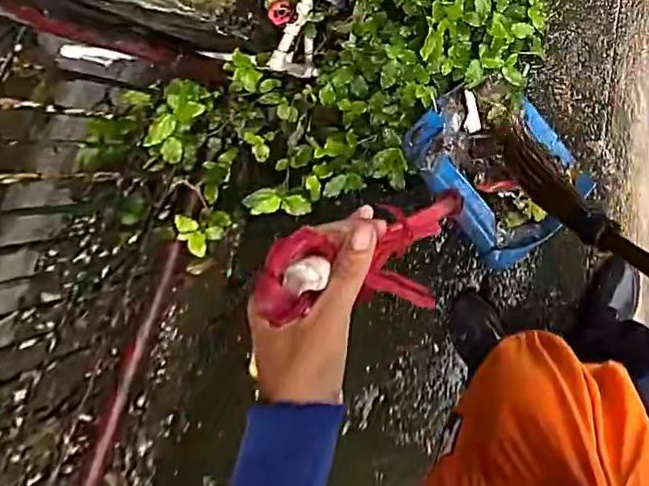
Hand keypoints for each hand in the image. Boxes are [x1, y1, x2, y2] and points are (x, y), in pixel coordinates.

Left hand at [247, 206, 384, 404]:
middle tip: (376, 225)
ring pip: (324, 268)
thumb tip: (365, 230)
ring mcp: (295, 307)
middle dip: (346, 237)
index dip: (337, 229)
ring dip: (350, 252)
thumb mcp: (329, 318)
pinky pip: (329, 285)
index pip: (306, 244)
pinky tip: (364, 262)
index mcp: (271, 289)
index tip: (366, 221)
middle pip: (315, 253)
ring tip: (375, 234)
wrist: (303, 427)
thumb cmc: (306, 374)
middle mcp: (279, 293)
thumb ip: (347, 273)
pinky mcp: (311, 321)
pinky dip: (348, 273)